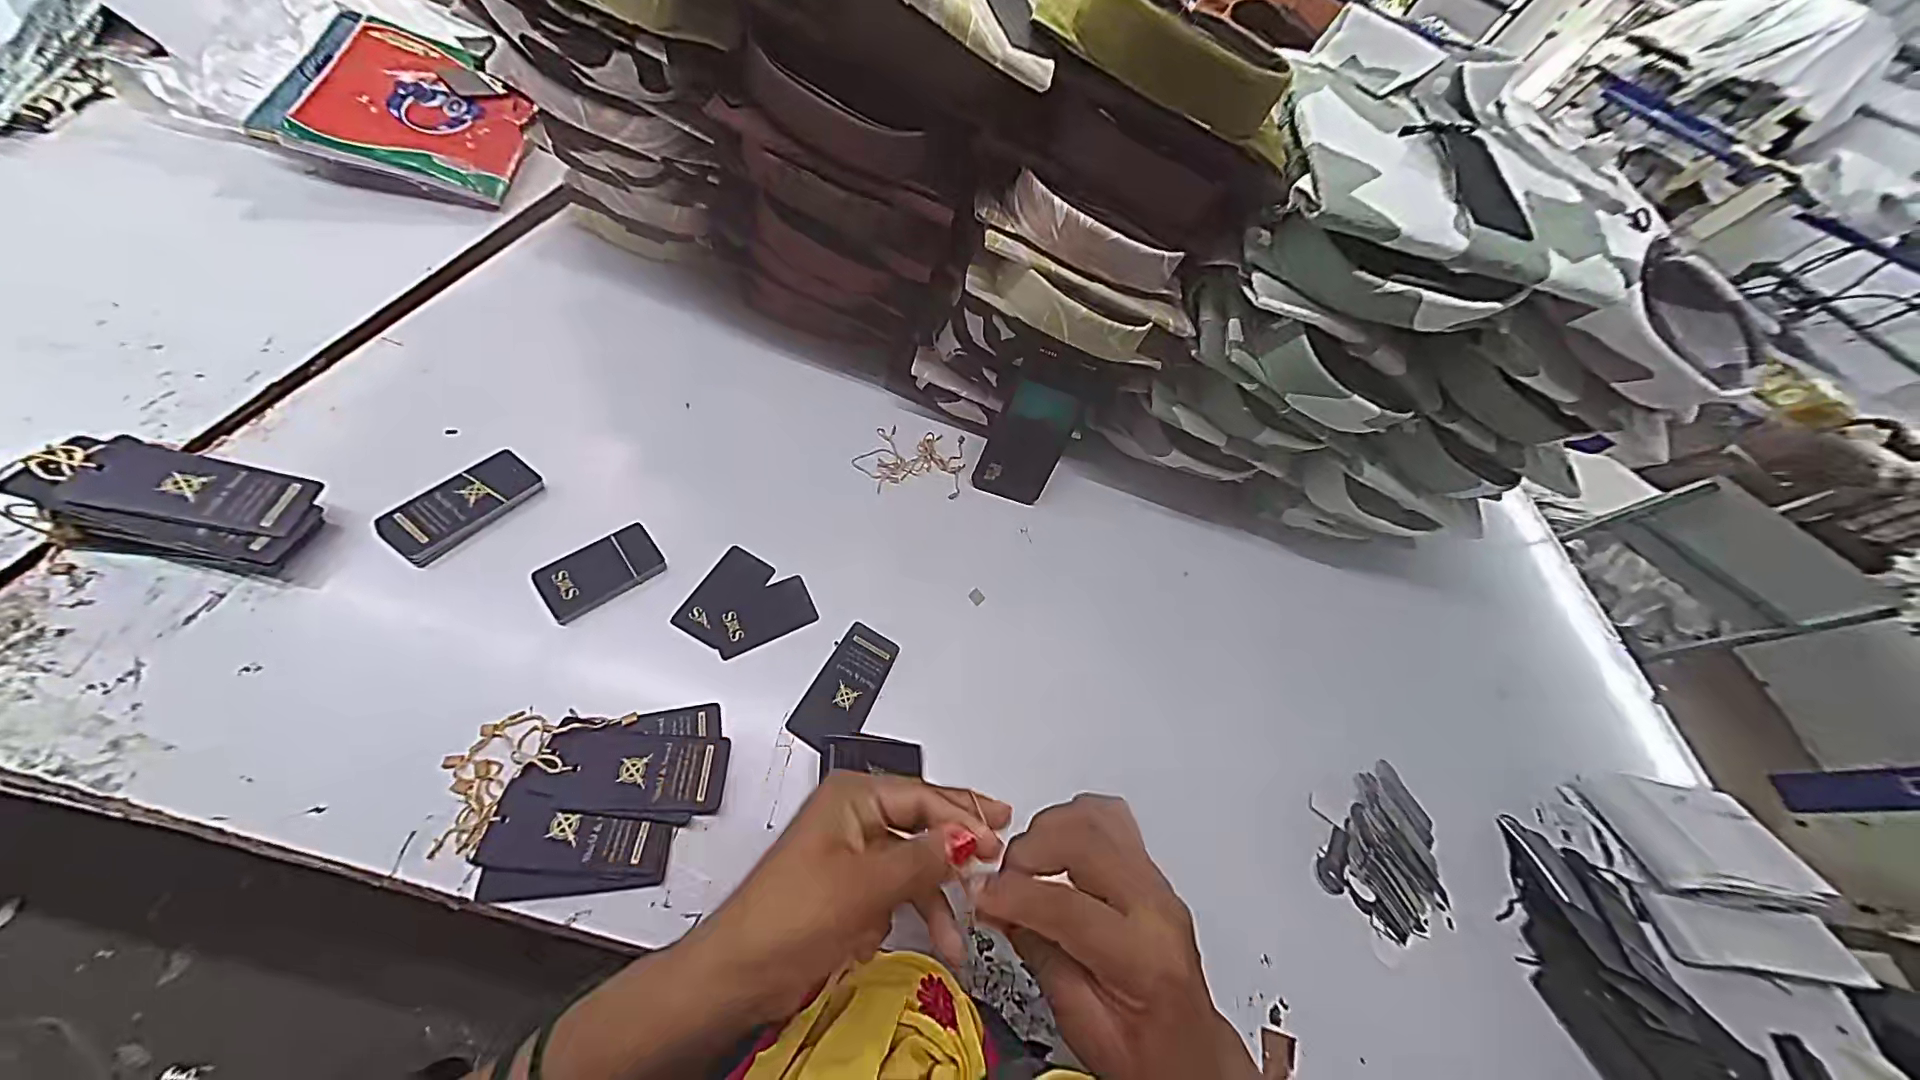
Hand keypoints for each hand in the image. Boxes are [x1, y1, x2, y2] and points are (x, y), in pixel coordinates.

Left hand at [688, 772, 1011, 1022]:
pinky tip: (934, 932)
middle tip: (995, 857)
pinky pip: (901, 888)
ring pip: (916, 862)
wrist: (740, 975)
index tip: (995, 839)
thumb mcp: (865, 884)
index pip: (924, 796)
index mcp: (853, 796)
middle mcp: (855, 816)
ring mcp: (855, 852)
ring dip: (941, 894)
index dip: (964, 818)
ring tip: (964, 920)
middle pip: (923, 824)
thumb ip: (922, 858)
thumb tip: (964, 837)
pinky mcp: (855, 886)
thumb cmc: (779, 919)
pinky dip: (920, 909)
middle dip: (957, 851)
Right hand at [974, 795, 1257, 1079]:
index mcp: (1144, 958)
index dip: (1014, 896)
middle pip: (1085, 841)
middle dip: (1028, 851)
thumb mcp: (1081, 1024)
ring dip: (1049, 829)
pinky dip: (1070, 822)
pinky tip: (1052, 847)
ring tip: (1026, 862)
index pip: (1068, 906)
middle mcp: (1157, 907)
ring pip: (1098, 816)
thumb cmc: (1145, 1055)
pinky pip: (1109, 819)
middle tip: (1001, 880)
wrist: (1190, 1053)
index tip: (981, 896)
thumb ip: (1039, 955)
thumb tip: (999, 906)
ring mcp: (1157, 881)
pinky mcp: (1149, 869)